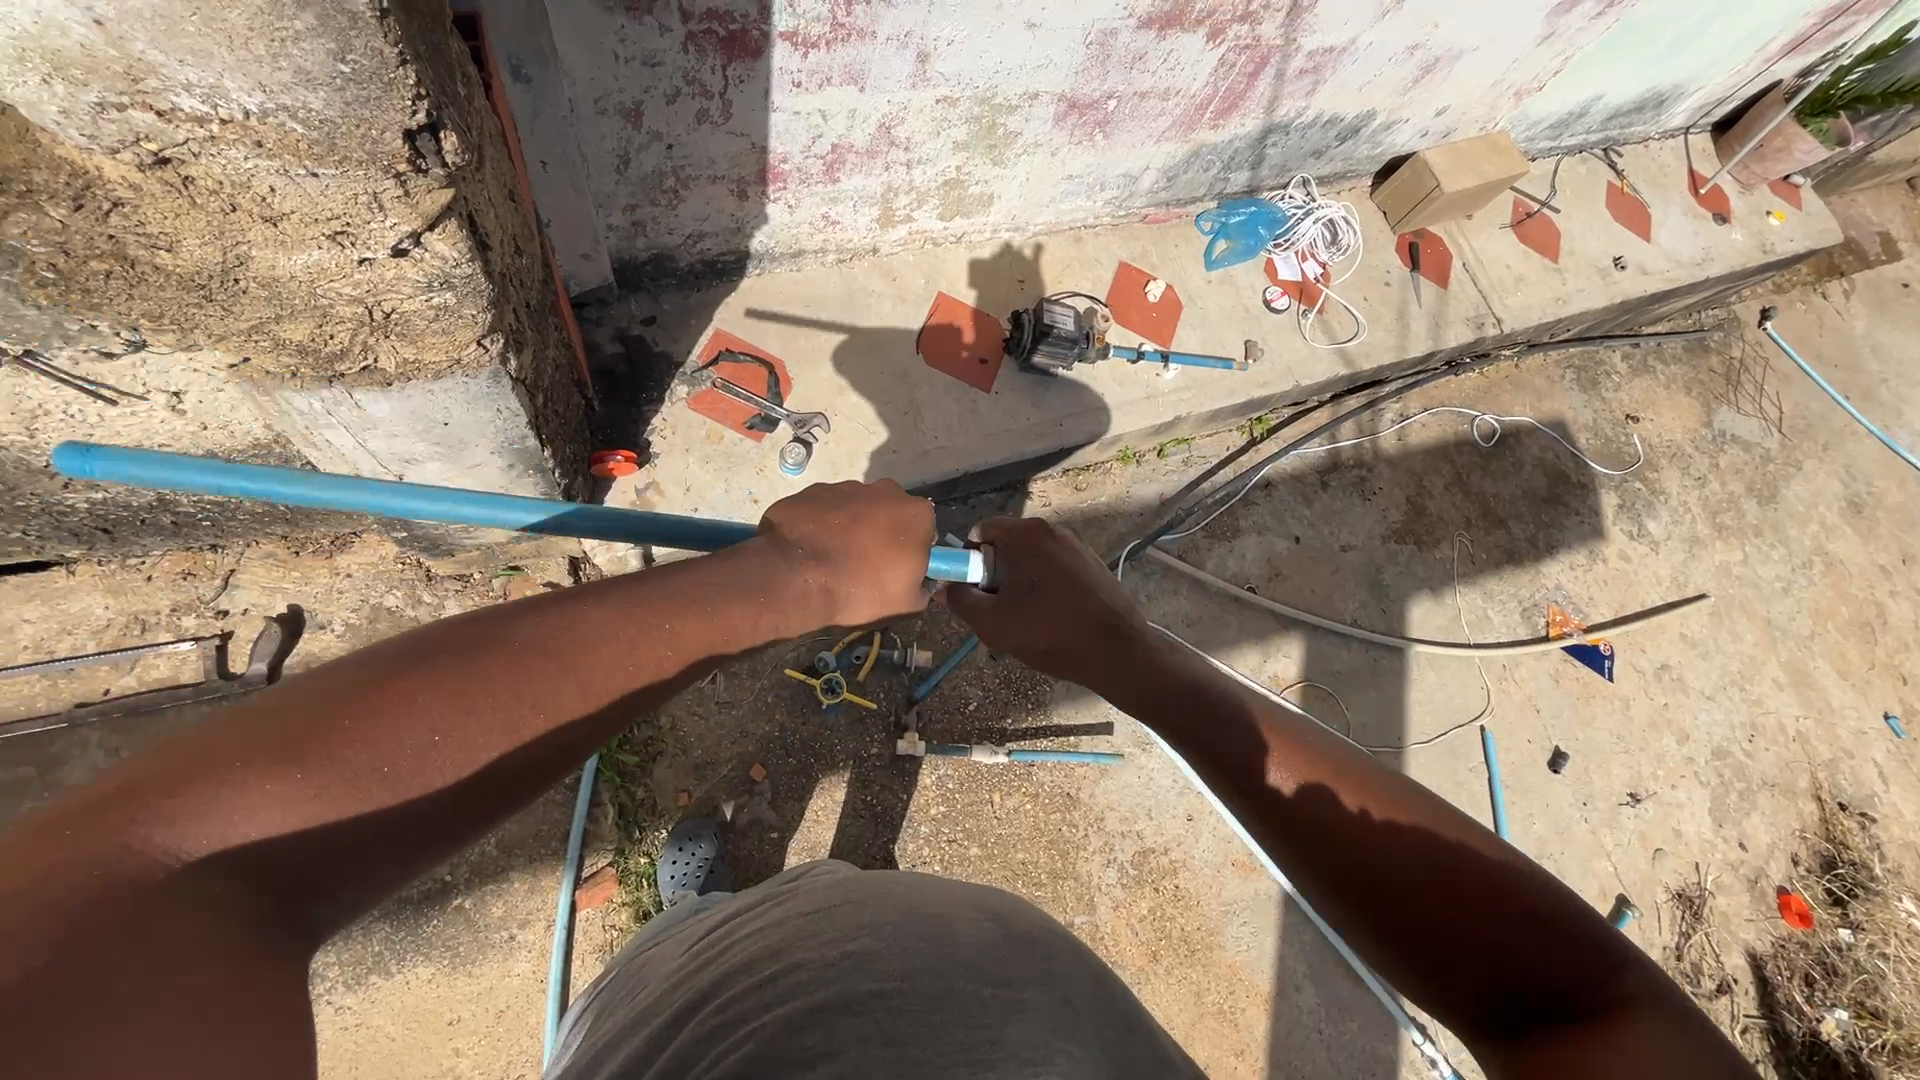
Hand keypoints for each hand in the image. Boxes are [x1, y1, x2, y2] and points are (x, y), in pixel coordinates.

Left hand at [756, 479, 936, 628]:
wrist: (795, 576)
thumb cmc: (861, 589)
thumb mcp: (906, 605)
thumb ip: (924, 590)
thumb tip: (922, 583)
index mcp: (917, 514)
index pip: (925, 532)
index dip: (912, 552)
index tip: (897, 571)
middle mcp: (886, 491)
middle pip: (891, 514)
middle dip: (883, 534)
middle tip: (867, 566)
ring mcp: (846, 487)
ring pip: (857, 510)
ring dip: (851, 529)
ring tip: (834, 560)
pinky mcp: (812, 491)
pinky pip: (826, 510)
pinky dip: (823, 526)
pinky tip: (812, 550)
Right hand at [941, 517, 1154, 688]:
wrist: (1119, 653)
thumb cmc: (1051, 634)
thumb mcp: (994, 623)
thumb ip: (961, 600)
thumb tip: (944, 587)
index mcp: (1028, 535)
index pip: (982, 531)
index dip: (969, 561)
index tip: (973, 592)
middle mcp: (1053, 531)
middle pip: (1007, 546)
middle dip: (995, 576)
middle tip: (998, 612)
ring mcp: (1077, 547)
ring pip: (1031, 561)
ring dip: (1019, 585)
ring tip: (1026, 622)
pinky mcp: (1093, 566)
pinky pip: (1053, 570)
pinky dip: (1043, 589)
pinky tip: (1051, 621)